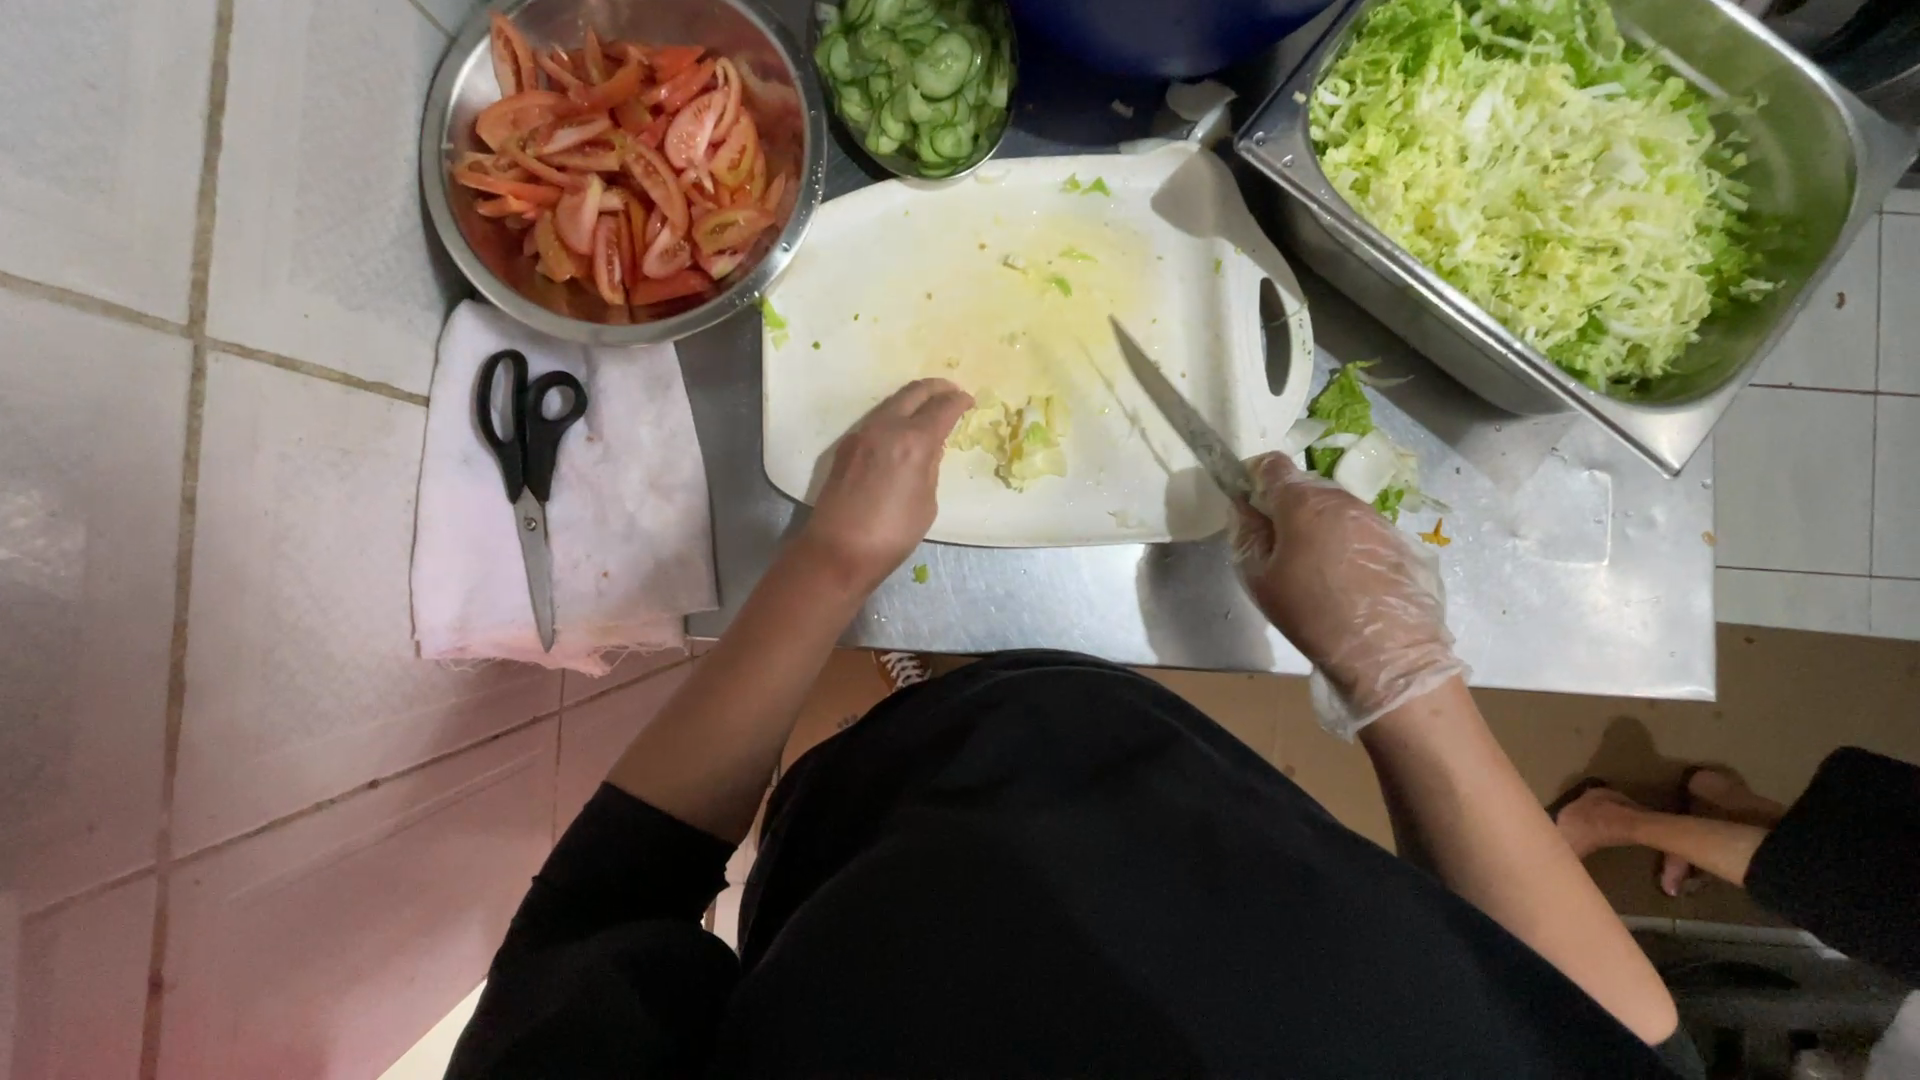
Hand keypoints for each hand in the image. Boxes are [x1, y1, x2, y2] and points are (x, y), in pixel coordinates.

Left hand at [795, 378, 972, 592]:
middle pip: (914, 392)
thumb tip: (930, 448)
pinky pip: (876, 419)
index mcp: (913, 442)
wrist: (838, 550)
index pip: (942, 408)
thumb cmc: (892, 535)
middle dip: (936, 388)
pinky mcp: (846, 446)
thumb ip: (930, 468)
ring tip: (929, 408)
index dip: (959, 401)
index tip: (969, 401)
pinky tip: (903, 430)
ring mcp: (861, 434)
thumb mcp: (927, 503)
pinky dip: (895, 416)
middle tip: (952, 392)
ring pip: (891, 402)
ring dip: (913, 400)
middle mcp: (885, 428)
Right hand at [1230, 453, 1466, 738]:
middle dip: (1287, 506)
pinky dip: (1346, 542)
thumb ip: (1246, 535)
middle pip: (1305, 486)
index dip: (1255, 478)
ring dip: (1319, 525)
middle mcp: (1342, 499)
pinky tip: (1345, 578)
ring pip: (1335, 508)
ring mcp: (1375, 518)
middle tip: (1278, 545)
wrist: (1387, 650)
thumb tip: (1243, 508)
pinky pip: (1360, 529)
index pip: (1272, 464)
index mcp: (1302, 503)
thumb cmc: (1311, 613)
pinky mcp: (1399, 540)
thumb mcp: (1259, 579)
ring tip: (1313, 566)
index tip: (1250, 504)